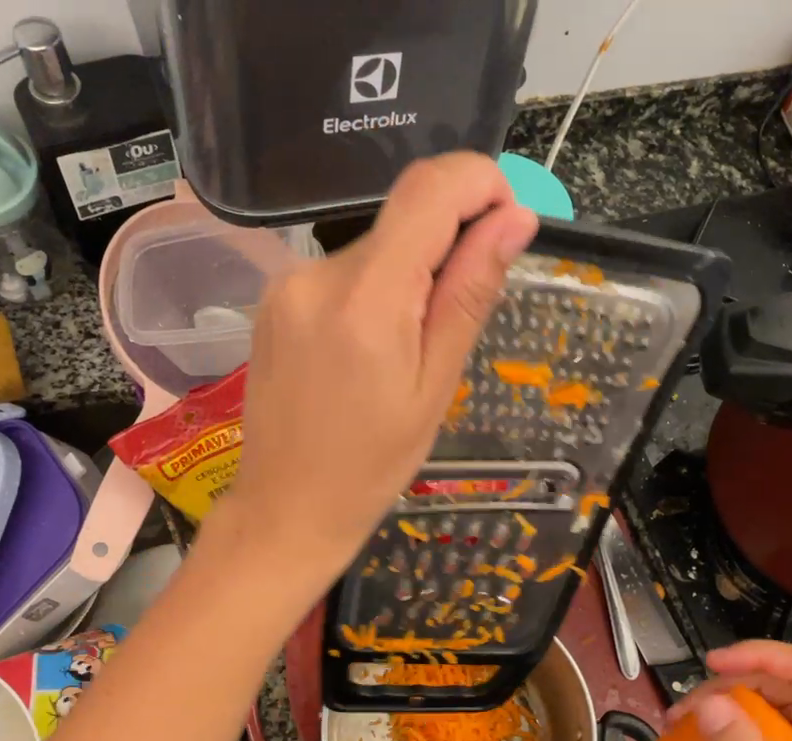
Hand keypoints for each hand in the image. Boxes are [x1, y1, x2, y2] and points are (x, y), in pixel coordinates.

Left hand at [221, 152, 539, 573]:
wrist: (286, 506)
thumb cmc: (372, 465)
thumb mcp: (436, 386)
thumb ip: (471, 294)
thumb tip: (516, 218)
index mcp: (366, 299)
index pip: (430, 189)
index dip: (482, 183)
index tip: (510, 221)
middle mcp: (318, 274)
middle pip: (404, 219)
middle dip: (449, 247)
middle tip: (460, 319)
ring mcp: (288, 284)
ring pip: (374, 247)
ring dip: (409, 276)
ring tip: (409, 352)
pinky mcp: (275, 299)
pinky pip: (342, 273)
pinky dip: (374, 292)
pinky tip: (372, 351)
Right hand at [665, 641, 791, 740]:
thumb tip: (710, 702)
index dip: (759, 656)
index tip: (711, 667)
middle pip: (780, 681)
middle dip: (729, 686)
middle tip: (683, 712)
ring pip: (765, 701)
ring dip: (721, 706)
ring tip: (678, 727)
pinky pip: (757, 727)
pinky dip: (724, 728)